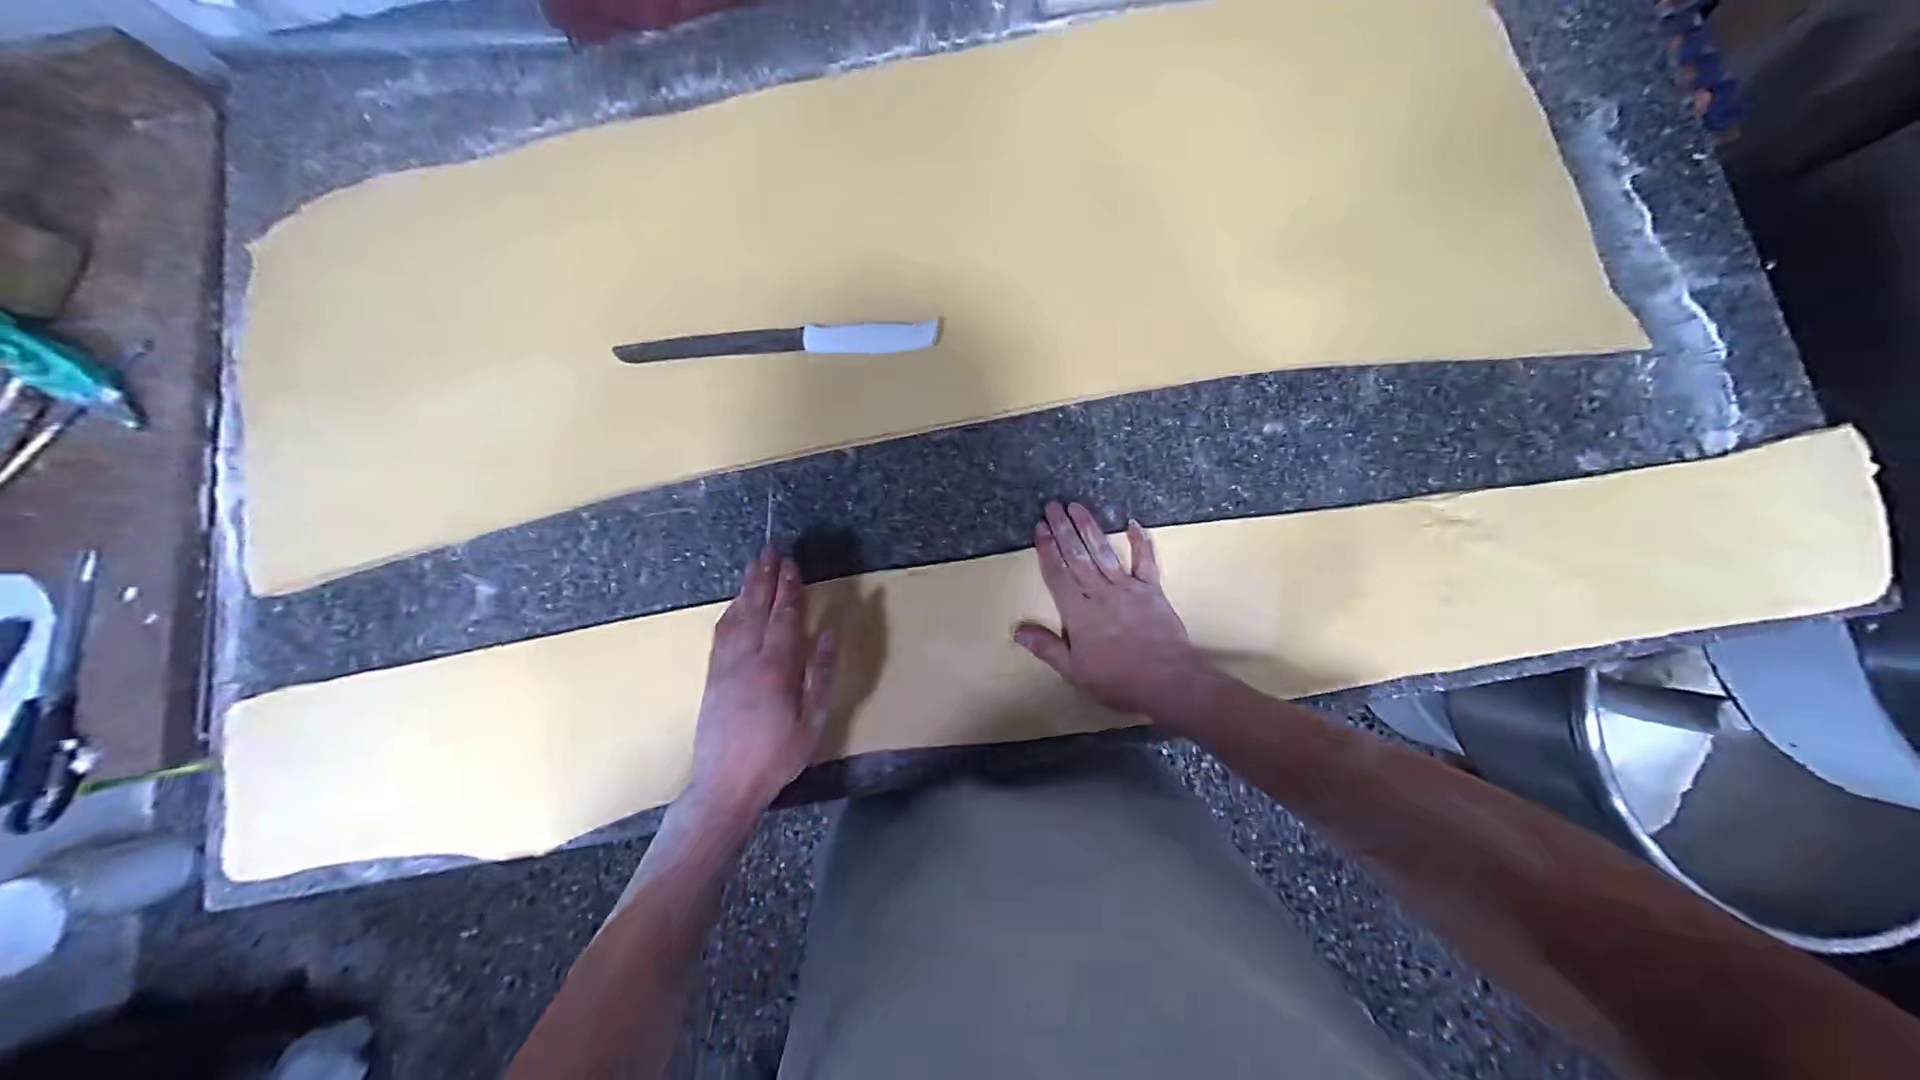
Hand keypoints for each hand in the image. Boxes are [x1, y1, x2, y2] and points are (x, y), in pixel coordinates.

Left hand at [685, 548, 839, 813]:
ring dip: (746, 588)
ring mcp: (725, 666)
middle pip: (757, 608)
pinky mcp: (712, 677)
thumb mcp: (812, 721)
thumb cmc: (776, 756)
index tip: (792, 563)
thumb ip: (820, 674)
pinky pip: (721, 634)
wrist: (724, 784)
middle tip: (770, 548)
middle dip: (765, 577)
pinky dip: (730, 612)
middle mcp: (746, 659)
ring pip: (736, 617)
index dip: (789, 588)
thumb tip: (829, 633)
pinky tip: (735, 604)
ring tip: (754, 565)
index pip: (784, 617)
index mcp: (775, 668)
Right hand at [1015, 501, 1217, 724]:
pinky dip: (1140, 542)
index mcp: (1079, 612)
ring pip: (1103, 552)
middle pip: (1077, 556)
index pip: (1057, 574)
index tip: (1040, 528)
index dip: (1047, 550)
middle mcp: (1100, 593)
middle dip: (1063, 529)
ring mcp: (1128, 589)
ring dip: (1089, 527)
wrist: (1167, 681)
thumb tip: (1018, 631)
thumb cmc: (1118, 680)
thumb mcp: (1074, 671)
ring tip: (1077, 506)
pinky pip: (1145, 562)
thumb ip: (1047, 647)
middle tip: (1052, 505)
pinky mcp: (1152, 591)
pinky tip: (1133, 524)